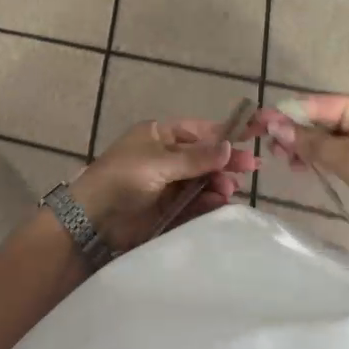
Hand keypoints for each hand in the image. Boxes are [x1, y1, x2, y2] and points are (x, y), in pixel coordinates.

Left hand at [67, 119, 258, 251]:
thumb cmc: (124, 178)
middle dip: (225, 160)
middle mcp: (165, 156)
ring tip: (229, 189)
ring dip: (218, 182)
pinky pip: (195, 202)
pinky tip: (220, 202)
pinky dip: (209, 201)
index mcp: (159, 135)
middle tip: (252, 167)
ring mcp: (168, 183)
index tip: (253, 132)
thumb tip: (228, 145)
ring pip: (202, 180)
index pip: (197, 130)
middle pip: (203, 156)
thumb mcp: (159, 162)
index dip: (224, 132)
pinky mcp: (169, 209)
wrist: (95, 218)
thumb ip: (196, 158)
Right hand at [252, 94, 348, 248]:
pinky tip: (298, 166)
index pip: (316, 104)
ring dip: (300, 146)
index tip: (257, 123)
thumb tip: (273, 124)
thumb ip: (311, 142)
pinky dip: (313, 158)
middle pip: (317, 119)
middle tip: (268, 147)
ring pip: (321, 137)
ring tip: (281, 160)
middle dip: (291, 130)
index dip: (285, 113)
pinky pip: (331, 153)